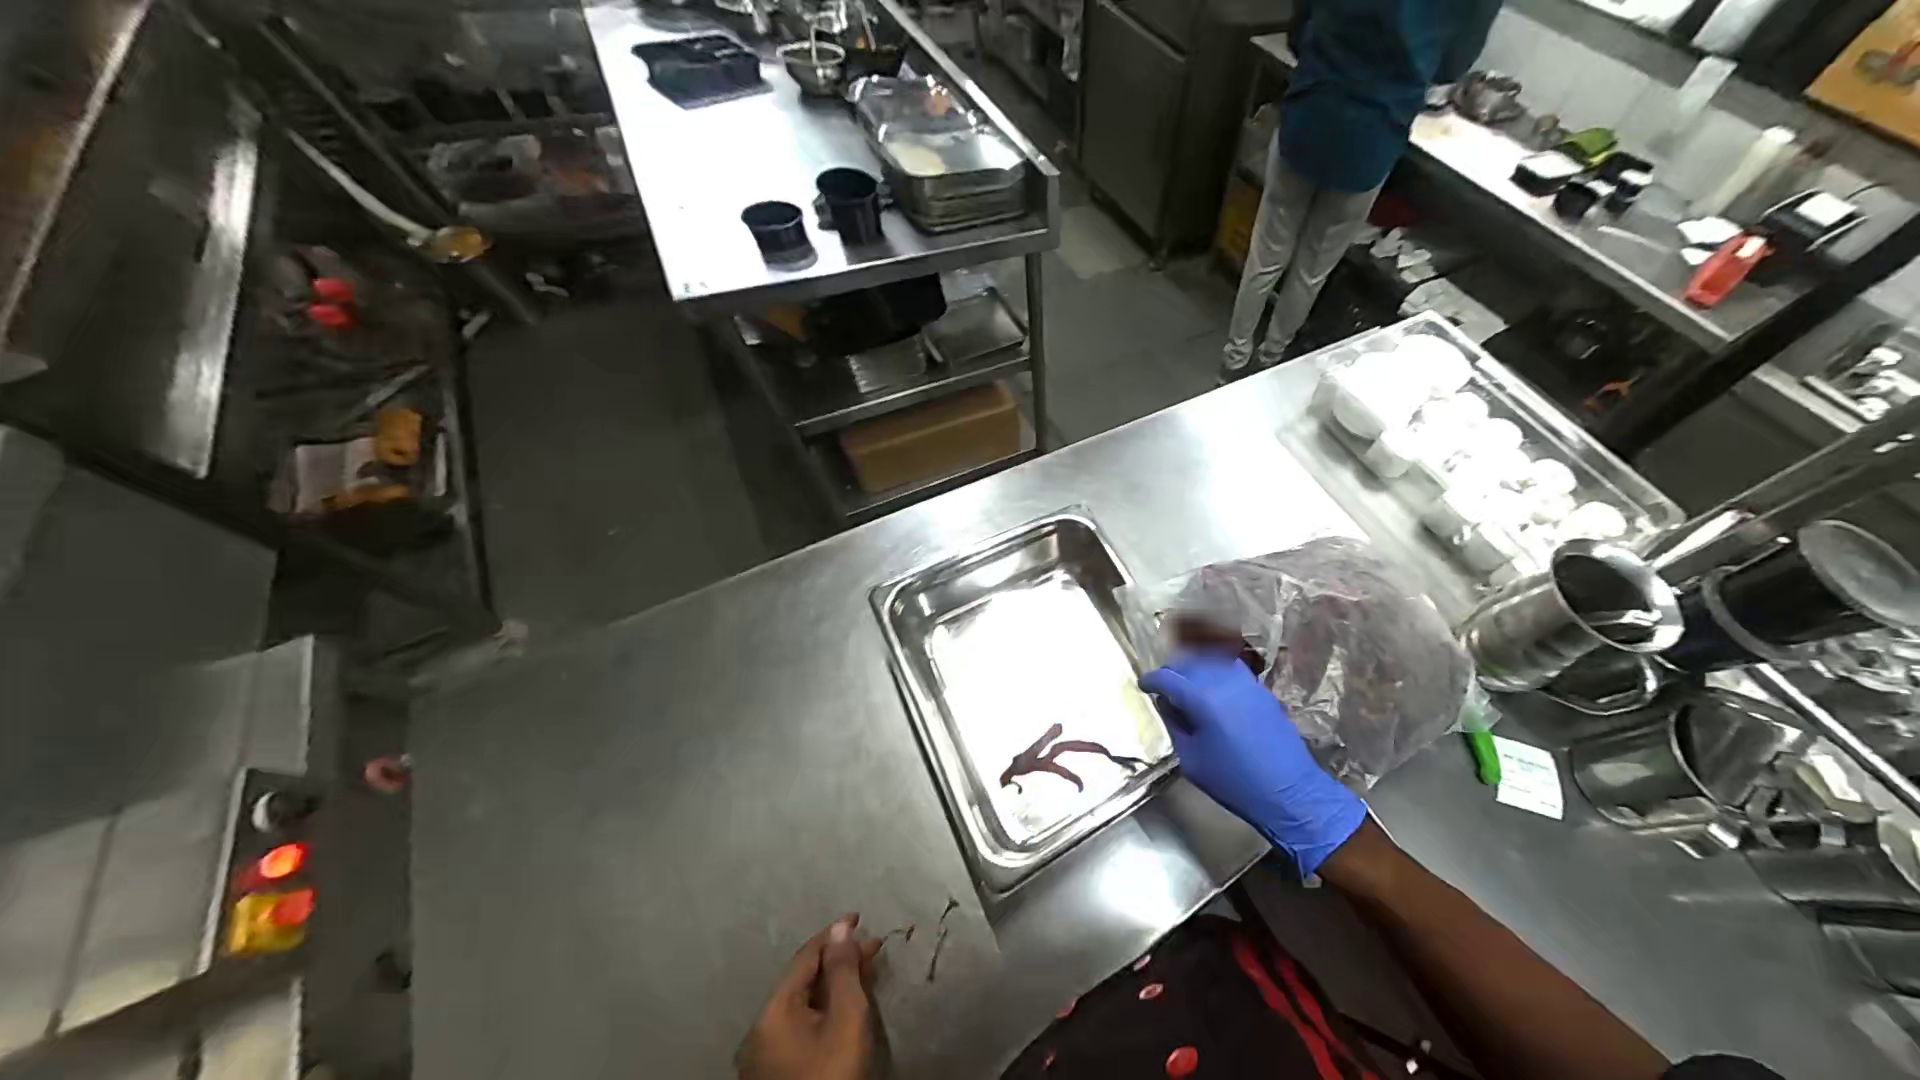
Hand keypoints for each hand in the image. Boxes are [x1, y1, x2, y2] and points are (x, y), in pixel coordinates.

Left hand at [737, 915, 885, 1079]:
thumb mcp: (846, 1019)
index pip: (804, 957)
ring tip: (864, 971)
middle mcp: (759, 1031)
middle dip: (838, 960)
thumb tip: (841, 929)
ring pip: (802, 1005)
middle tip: (872, 947)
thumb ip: (844, 971)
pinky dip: (824, 1010)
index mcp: (770, 1012)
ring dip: (834, 985)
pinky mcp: (776, 1076)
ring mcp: (764, 1058)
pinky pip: (801, 1028)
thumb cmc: (833, 1077)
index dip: (833, 935)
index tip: (860, 918)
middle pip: (802, 981)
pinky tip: (845, 1008)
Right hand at [1140, 650, 1367, 875]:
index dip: (1151, 680)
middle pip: (1188, 663)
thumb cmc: (1234, 782)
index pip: (1167, 677)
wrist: (1290, 794)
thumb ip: (1174, 726)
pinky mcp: (1262, 691)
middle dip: (1172, 672)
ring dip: (1195, 667)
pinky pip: (1232, 668)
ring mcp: (1246, 683)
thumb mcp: (1191, 760)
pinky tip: (1214, 687)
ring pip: (1211, 660)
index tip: (1144, 686)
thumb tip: (1167, 705)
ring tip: (1188, 684)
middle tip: (1165, 689)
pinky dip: (1217, 670)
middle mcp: (1223, 682)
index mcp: (1201, 699)